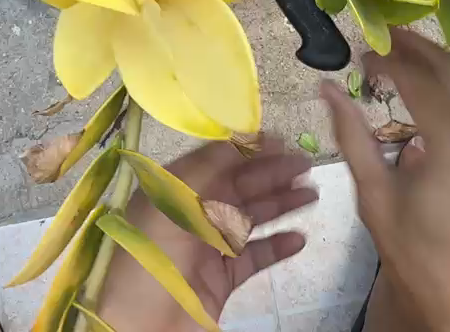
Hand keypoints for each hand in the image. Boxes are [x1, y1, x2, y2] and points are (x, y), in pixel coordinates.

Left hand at [96, 139, 316, 330]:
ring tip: (311, 194)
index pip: (217, 161)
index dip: (249, 149)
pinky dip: (277, 247)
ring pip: (250, 218)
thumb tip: (241, 138)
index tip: (281, 142)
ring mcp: (207, 248)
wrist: (138, 327)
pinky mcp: (220, 281)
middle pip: (239, 187)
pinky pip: (253, 258)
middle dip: (272, 174)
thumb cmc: (151, 255)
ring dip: (281, 205)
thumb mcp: (173, 199)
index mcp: (176, 189)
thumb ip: (208, 165)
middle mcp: (192, 213)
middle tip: (305, 165)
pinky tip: (298, 239)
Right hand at [323, 29, 449, 331]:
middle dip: (415, 46)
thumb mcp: (377, 201)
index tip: (359, 54)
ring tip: (400, 55)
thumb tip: (327, 88)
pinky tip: (430, 94)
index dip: (385, 59)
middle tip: (382, 35)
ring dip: (436, 64)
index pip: (416, 78)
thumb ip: (352, 137)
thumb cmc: (426, 264)